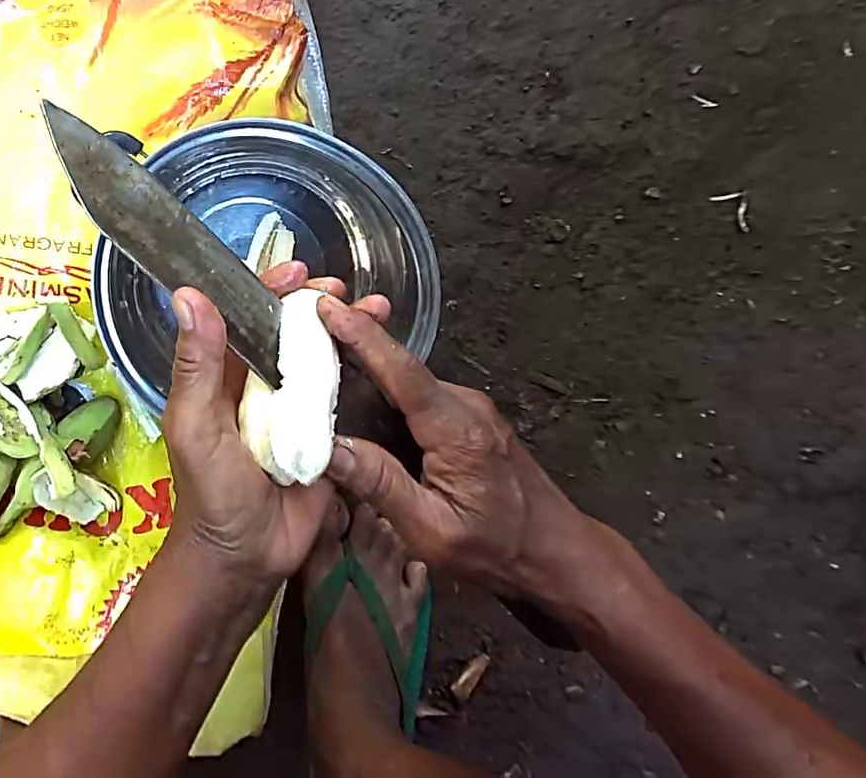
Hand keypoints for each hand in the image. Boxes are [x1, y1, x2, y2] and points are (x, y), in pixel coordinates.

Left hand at [160, 261, 344, 587]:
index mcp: (221, 373)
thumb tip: (188, 295)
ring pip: (319, 355)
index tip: (297, 271)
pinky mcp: (325, 431)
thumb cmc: (210, 489)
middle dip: (314, 304)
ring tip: (373, 308)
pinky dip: (363, 369)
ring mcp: (293, 406)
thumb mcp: (195, 422)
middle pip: (287, 329)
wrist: (247, 556)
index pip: (244, 317)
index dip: (267, 290)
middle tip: (342, 288)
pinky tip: (385, 350)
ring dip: (344, 329)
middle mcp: (258, 382)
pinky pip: (344, 392)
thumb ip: (196, 363)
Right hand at [315, 294, 593, 603]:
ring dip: (362, 366)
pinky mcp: (461, 416)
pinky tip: (350, 391)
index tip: (328, 309)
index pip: (403, 371)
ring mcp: (466, 408)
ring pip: (403, 379)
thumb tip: (327, 449)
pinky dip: (379, 386)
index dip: (363, 337)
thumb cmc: (500, 551)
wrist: (562, 557)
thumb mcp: (432, 531)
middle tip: (303, 325)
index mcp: (459, 431)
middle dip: (351, 341)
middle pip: (398, 366)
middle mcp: (465, 407)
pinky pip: (412, 393)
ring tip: (314, 356)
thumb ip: (380, 485)